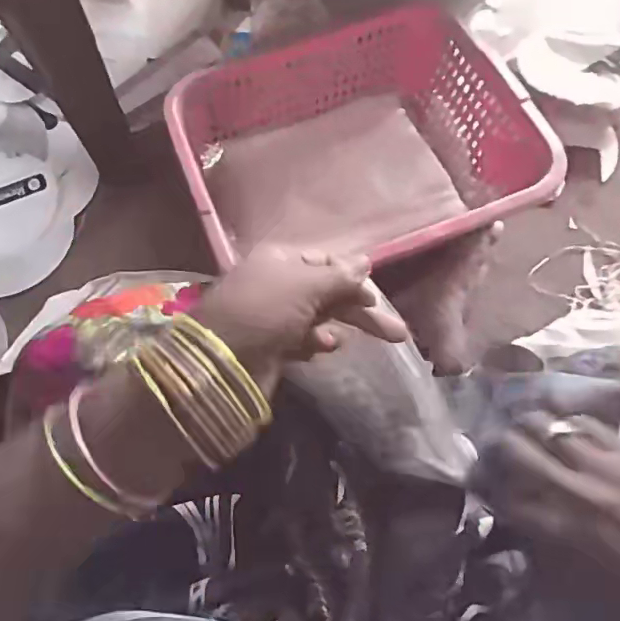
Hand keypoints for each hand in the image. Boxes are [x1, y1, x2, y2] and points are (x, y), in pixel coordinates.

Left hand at [192, 245, 409, 388]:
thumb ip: (340, 276)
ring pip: (319, 320)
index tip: (373, 298)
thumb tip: (366, 261)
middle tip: (398, 334)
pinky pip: (304, 341)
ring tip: (330, 343)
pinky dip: (312, 345)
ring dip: (331, 330)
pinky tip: (313, 350)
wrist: (222, 360)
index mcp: (281, 260)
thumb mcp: (306, 286)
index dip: (352, 278)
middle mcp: (278, 284)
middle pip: (329, 293)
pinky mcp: (273, 344)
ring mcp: (274, 316)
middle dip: (360, 312)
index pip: (327, 262)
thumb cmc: (264, 311)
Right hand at [476, 415, 619, 620]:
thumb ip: (529, 544)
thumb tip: (502, 515)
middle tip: (493, 458)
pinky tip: (562, 437)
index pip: (497, 487)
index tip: (476, 486)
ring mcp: (611, 468)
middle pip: (512, 446)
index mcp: (558, 529)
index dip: (480, 483)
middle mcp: (578, 490)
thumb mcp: (567, 587)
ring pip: (547, 424)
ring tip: (524, 440)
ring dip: (526, 430)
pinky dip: (566, 426)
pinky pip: (588, 425)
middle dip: (494, 449)